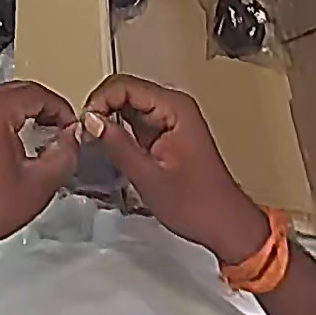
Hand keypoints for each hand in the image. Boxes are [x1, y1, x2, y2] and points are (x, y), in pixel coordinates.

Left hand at [0, 81, 80, 268]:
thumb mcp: (39, 183)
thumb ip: (65, 154)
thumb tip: (73, 136)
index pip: (38, 94)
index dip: (63, 110)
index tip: (75, 128)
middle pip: (24, 91)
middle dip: (49, 109)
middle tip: (67, 132)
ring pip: (11, 99)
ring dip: (33, 113)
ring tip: (52, 138)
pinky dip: (17, 119)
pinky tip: (29, 142)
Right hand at [83, 73, 268, 263]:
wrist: (228, 229)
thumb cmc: (199, 206)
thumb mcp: (149, 177)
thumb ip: (118, 144)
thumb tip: (91, 120)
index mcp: (174, 108)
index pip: (124, 86)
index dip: (100, 100)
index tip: (87, 122)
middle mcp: (172, 105)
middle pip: (124, 90)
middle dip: (102, 107)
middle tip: (87, 131)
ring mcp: (169, 116)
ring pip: (126, 103)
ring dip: (108, 117)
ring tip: (95, 138)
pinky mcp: (164, 130)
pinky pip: (133, 118)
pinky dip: (118, 128)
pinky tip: (110, 144)